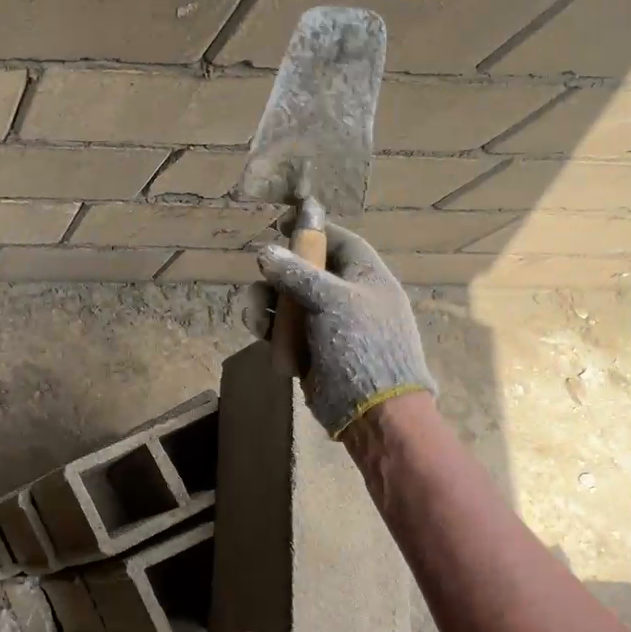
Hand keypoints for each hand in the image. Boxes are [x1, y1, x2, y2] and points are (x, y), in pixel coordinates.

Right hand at [256, 222, 435, 437]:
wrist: (371, 410)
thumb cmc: (362, 346)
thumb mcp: (332, 300)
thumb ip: (297, 273)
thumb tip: (265, 252)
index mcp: (366, 278)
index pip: (340, 241)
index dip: (314, 228)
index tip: (283, 221)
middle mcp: (345, 296)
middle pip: (303, 267)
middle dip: (279, 270)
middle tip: (263, 272)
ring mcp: (325, 322)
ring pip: (284, 296)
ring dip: (266, 300)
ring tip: (259, 315)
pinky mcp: (307, 346)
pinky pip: (278, 324)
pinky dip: (267, 325)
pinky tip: (261, 331)